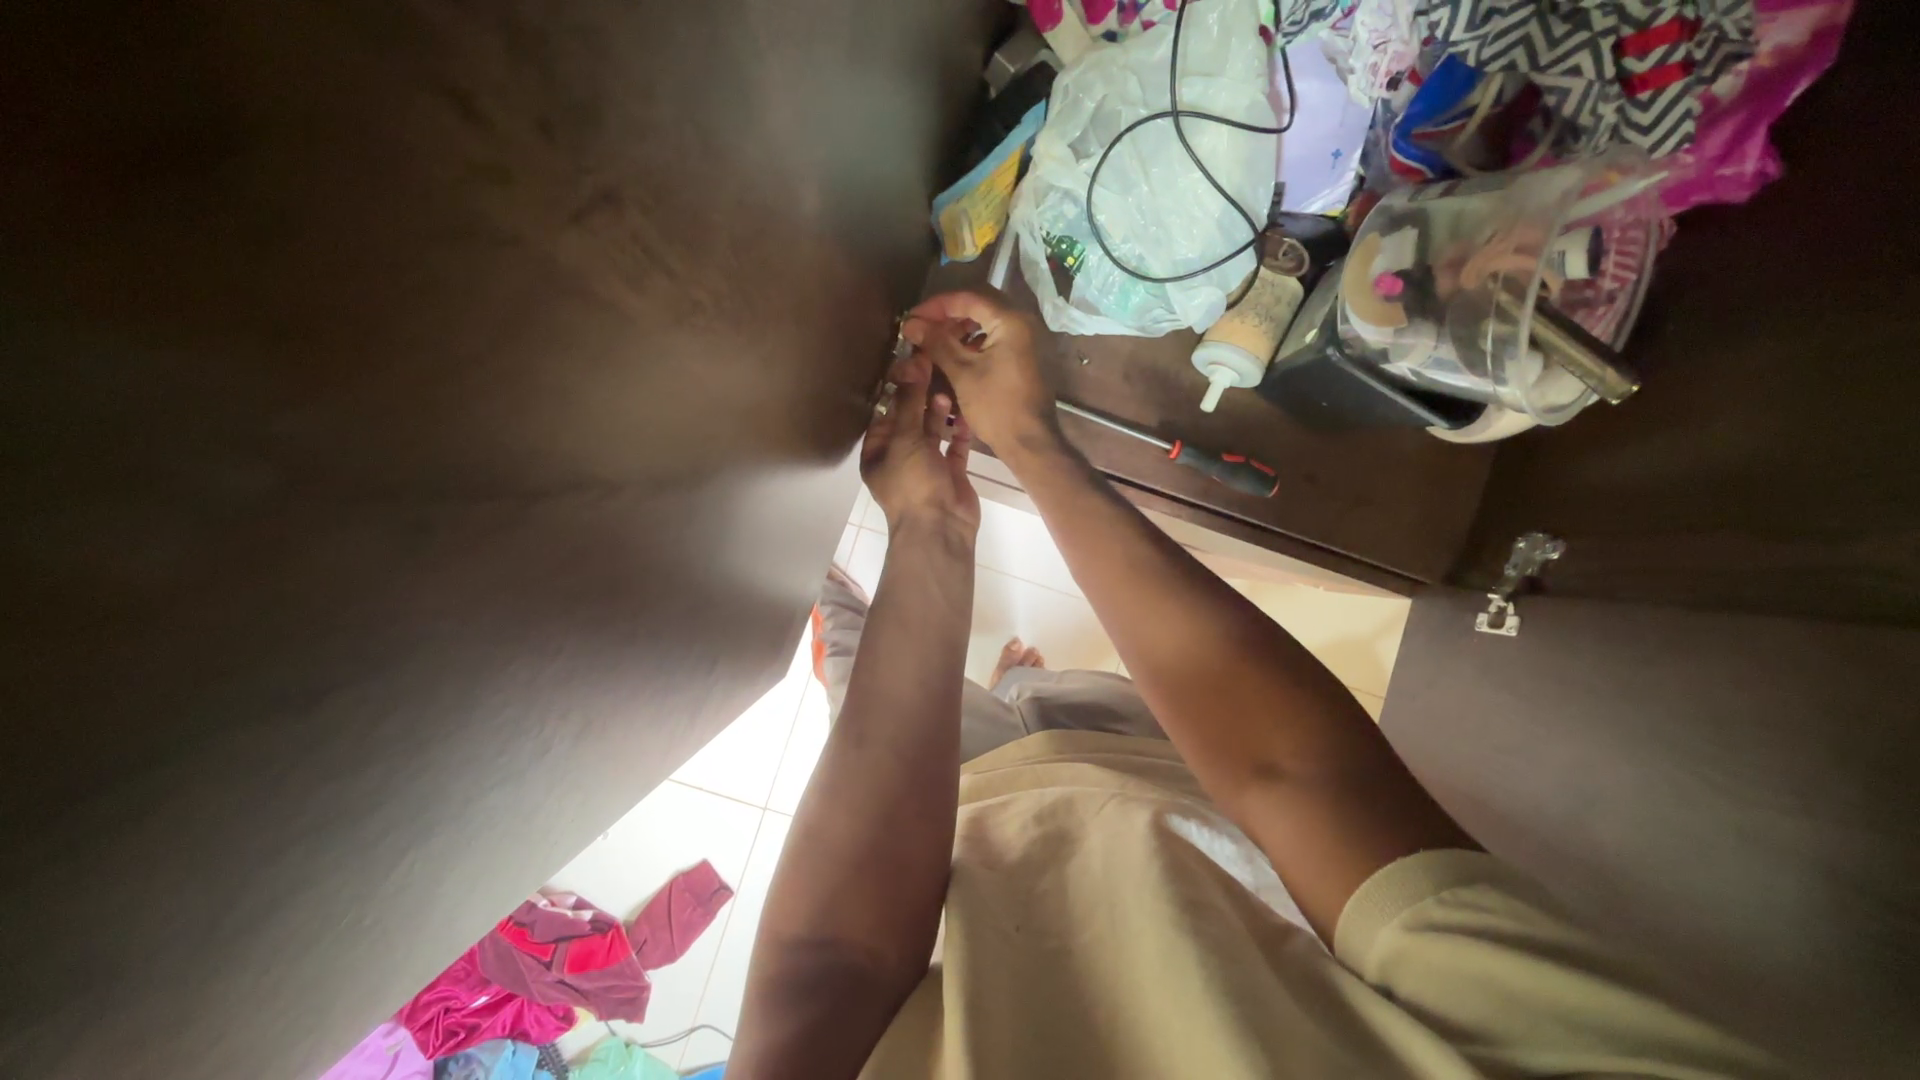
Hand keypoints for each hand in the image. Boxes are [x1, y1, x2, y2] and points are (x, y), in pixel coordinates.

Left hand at [861, 349, 979, 536]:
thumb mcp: (905, 438)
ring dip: (940, 414)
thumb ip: (911, 401)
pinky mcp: (951, 474)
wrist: (939, 528)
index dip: (898, 391)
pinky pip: (955, 448)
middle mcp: (900, 458)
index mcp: (878, 453)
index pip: (885, 414)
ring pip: (933, 433)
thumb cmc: (912, 483)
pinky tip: (965, 416)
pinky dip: (959, 433)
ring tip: (949, 394)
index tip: (914, 364)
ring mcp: (926, 467)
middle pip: (910, 421)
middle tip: (936, 371)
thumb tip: (913, 362)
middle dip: (922, 399)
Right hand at [901, 290, 1056, 455]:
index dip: (936, 305)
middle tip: (924, 327)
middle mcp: (1023, 322)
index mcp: (1010, 321)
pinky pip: (997, 337)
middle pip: (979, 305)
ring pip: (988, 321)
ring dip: (961, 328)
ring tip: (936, 342)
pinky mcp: (1025, 356)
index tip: (913, 318)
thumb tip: (911, 323)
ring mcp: (1027, 339)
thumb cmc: (996, 407)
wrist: (1030, 442)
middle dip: (948, 314)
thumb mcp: (962, 373)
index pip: (968, 297)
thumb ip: (937, 343)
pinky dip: (975, 341)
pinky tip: (956, 356)